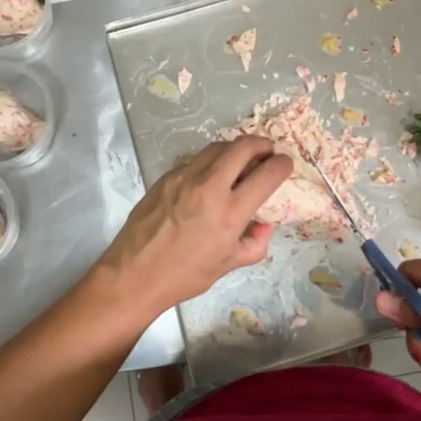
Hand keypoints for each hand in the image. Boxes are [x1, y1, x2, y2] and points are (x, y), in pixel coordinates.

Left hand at [93, 136, 291, 318]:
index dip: (282, 164)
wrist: (135, 273)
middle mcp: (209, 186)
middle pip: (243, 146)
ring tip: (241, 159)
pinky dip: (210, 162)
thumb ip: (255, 242)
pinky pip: (195, 160)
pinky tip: (210, 177)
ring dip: (235, 149)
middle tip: (267, 151)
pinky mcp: (166, 177)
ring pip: (217, 147)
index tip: (285, 164)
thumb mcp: (228, 264)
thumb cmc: (185, 275)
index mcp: (230, 212)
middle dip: (261, 144)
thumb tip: (264, 224)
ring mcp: (184, 177)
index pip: (267, 174)